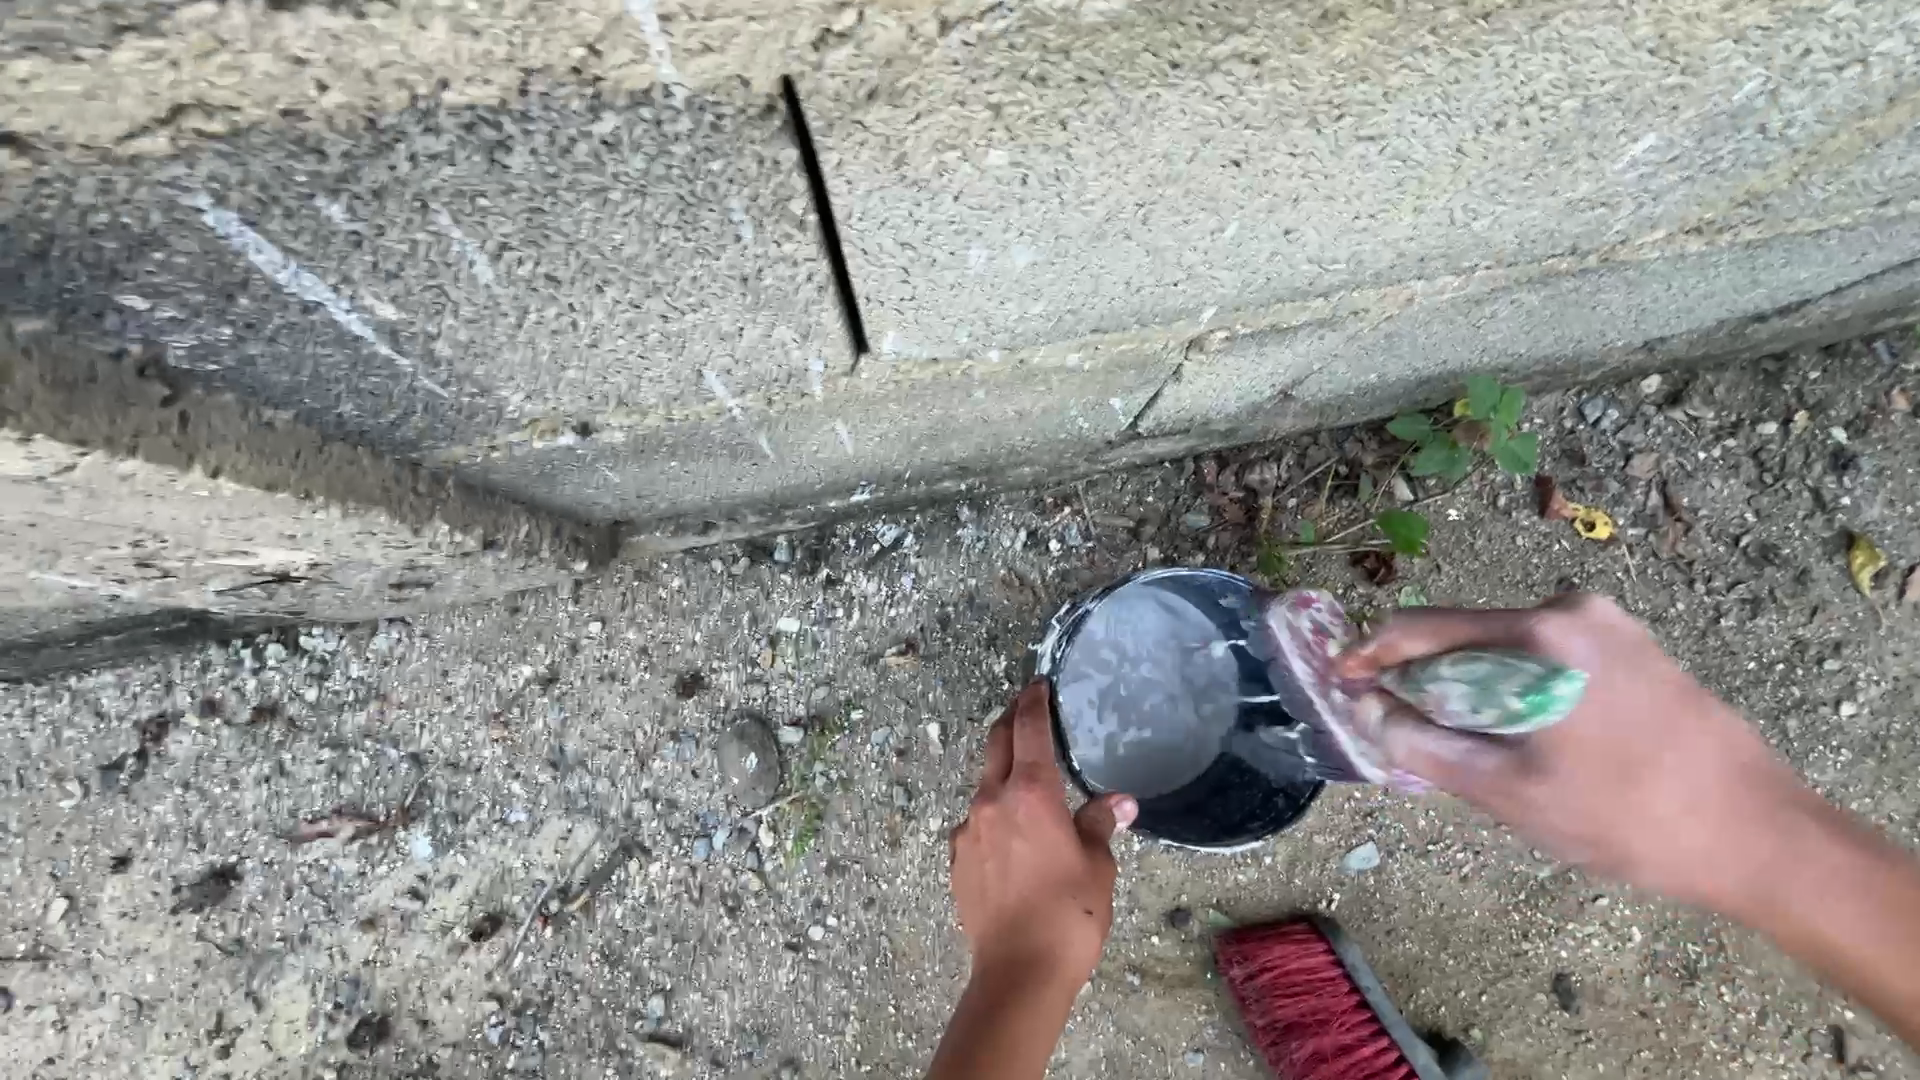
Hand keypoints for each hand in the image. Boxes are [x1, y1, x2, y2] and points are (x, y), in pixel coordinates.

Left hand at [949, 681, 1137, 991]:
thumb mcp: (1098, 866)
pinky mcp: (956, 857)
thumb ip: (1100, 824)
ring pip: (985, 783)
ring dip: (1002, 771)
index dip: (1033, 701)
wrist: (1017, 972)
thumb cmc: (1068, 915)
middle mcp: (992, 800)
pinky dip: (992, 813)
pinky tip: (1009, 837)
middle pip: (996, 743)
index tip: (1037, 685)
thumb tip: (1121, 803)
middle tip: (1025, 708)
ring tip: (1025, 782)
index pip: (1028, 728)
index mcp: (1030, 792)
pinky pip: (975, 821)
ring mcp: (968, 828)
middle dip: (1009, 719)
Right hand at [1335, 592, 1818, 912]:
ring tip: (1451, 731)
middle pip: (1460, 632)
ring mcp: (1607, 624)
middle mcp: (1571, 610)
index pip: (1421, 628)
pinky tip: (1509, 726)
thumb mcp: (1504, 790)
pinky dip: (1504, 682)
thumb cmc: (1629, 817)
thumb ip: (1419, 744)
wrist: (1770, 843)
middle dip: (1417, 673)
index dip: (1368, 653)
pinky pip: (1537, 653)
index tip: (1339, 679)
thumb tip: (1365, 709)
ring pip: (1497, 644)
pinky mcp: (1629, 645)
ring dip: (1462, 681)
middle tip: (1393, 717)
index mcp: (1540, 633)